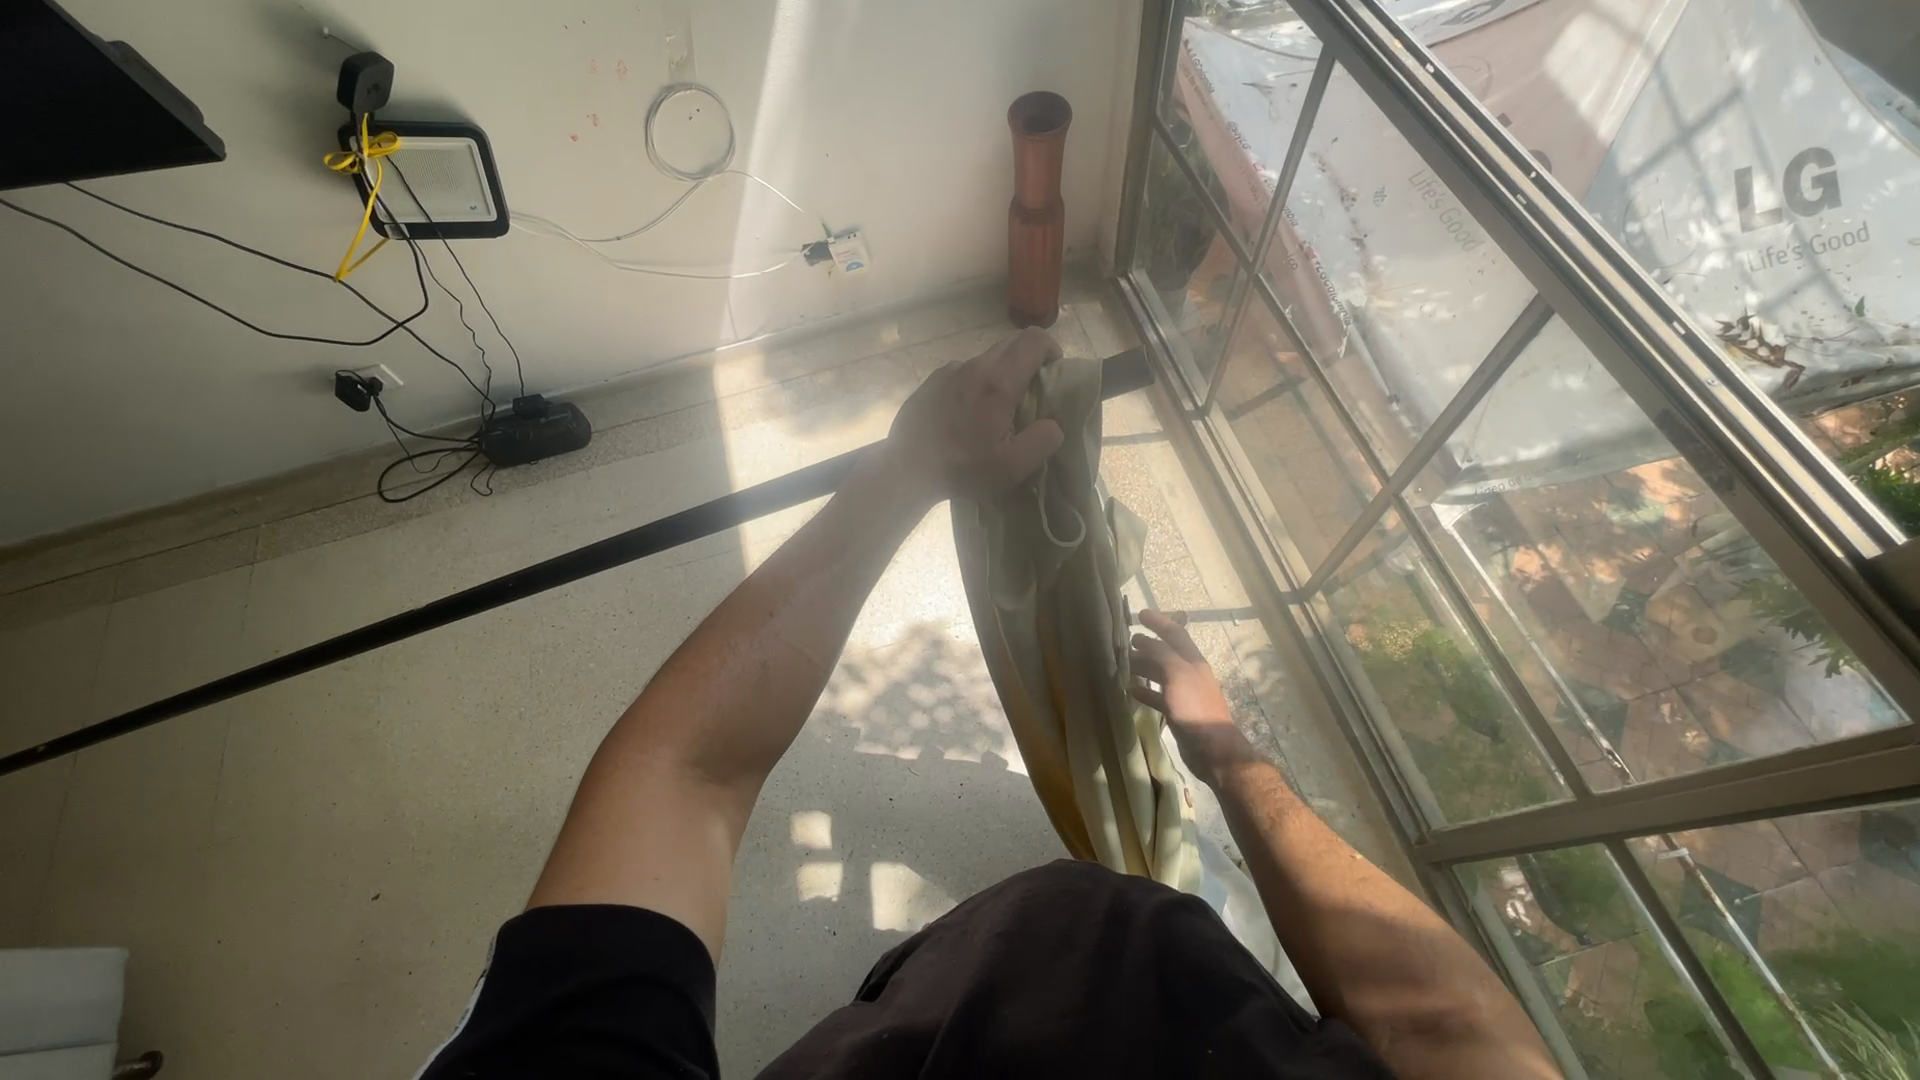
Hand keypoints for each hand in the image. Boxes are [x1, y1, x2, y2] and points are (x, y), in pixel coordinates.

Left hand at [884, 328, 1067, 502]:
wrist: (906, 469)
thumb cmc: (962, 468)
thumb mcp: (1012, 467)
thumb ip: (1043, 441)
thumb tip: (1053, 424)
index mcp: (997, 382)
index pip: (1033, 339)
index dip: (1050, 349)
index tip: (1051, 374)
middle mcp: (973, 366)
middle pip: (1010, 344)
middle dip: (1028, 363)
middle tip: (1029, 396)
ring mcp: (948, 371)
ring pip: (986, 360)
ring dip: (999, 376)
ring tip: (995, 412)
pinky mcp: (931, 382)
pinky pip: (963, 373)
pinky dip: (975, 386)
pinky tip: (966, 417)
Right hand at [1130, 609, 1258, 787]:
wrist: (1212, 748)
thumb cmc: (1194, 706)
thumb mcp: (1177, 673)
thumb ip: (1160, 653)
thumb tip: (1142, 639)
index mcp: (1192, 660)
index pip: (1175, 633)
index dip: (1159, 621)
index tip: (1140, 614)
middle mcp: (1188, 673)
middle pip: (1165, 652)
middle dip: (1147, 644)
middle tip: (1126, 642)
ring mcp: (1183, 692)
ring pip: (1160, 673)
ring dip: (1143, 666)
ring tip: (1123, 665)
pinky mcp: (1177, 711)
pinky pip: (1158, 695)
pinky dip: (1145, 690)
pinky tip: (1132, 691)